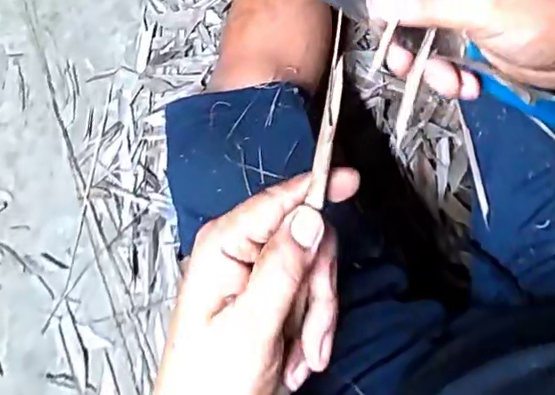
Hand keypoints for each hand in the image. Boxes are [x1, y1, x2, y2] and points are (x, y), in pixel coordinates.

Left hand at [154, 169, 359, 394]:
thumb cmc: (206, 389)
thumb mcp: (249, 330)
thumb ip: (281, 269)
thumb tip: (308, 218)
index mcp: (223, 245)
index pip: (279, 200)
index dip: (317, 186)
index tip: (348, 180)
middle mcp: (238, 250)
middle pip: (304, 236)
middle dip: (317, 287)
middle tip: (313, 331)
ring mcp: (253, 272)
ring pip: (312, 267)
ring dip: (316, 315)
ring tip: (300, 354)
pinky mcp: (267, 293)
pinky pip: (309, 292)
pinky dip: (311, 327)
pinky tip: (295, 355)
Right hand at [331, 0, 554, 99]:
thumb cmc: (540, 17)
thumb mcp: (482, 7)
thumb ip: (426, 3)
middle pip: (397, 0)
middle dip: (398, 34)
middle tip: (402, 58)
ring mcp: (455, 12)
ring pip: (413, 35)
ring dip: (424, 63)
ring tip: (450, 81)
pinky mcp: (464, 42)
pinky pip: (435, 58)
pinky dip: (446, 75)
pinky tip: (469, 85)